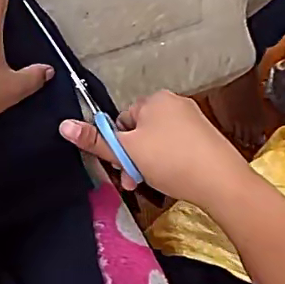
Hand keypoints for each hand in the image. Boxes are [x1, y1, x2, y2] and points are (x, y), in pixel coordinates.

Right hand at [59, 91, 254, 207]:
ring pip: (159, 142)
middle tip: (132, 181)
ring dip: (149, 163)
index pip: (122, 119)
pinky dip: (170, 163)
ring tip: (151, 184)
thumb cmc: (170, 161)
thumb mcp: (128, 152)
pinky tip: (173, 180)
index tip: (118, 167)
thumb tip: (64, 125)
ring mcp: (194, 120)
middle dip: (133, 157)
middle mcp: (175, 103)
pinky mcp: (207, 138)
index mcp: (154, 100)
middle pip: (141, 131)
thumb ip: (96, 140)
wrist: (221, 181)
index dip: (117, 145)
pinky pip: (178, 147)